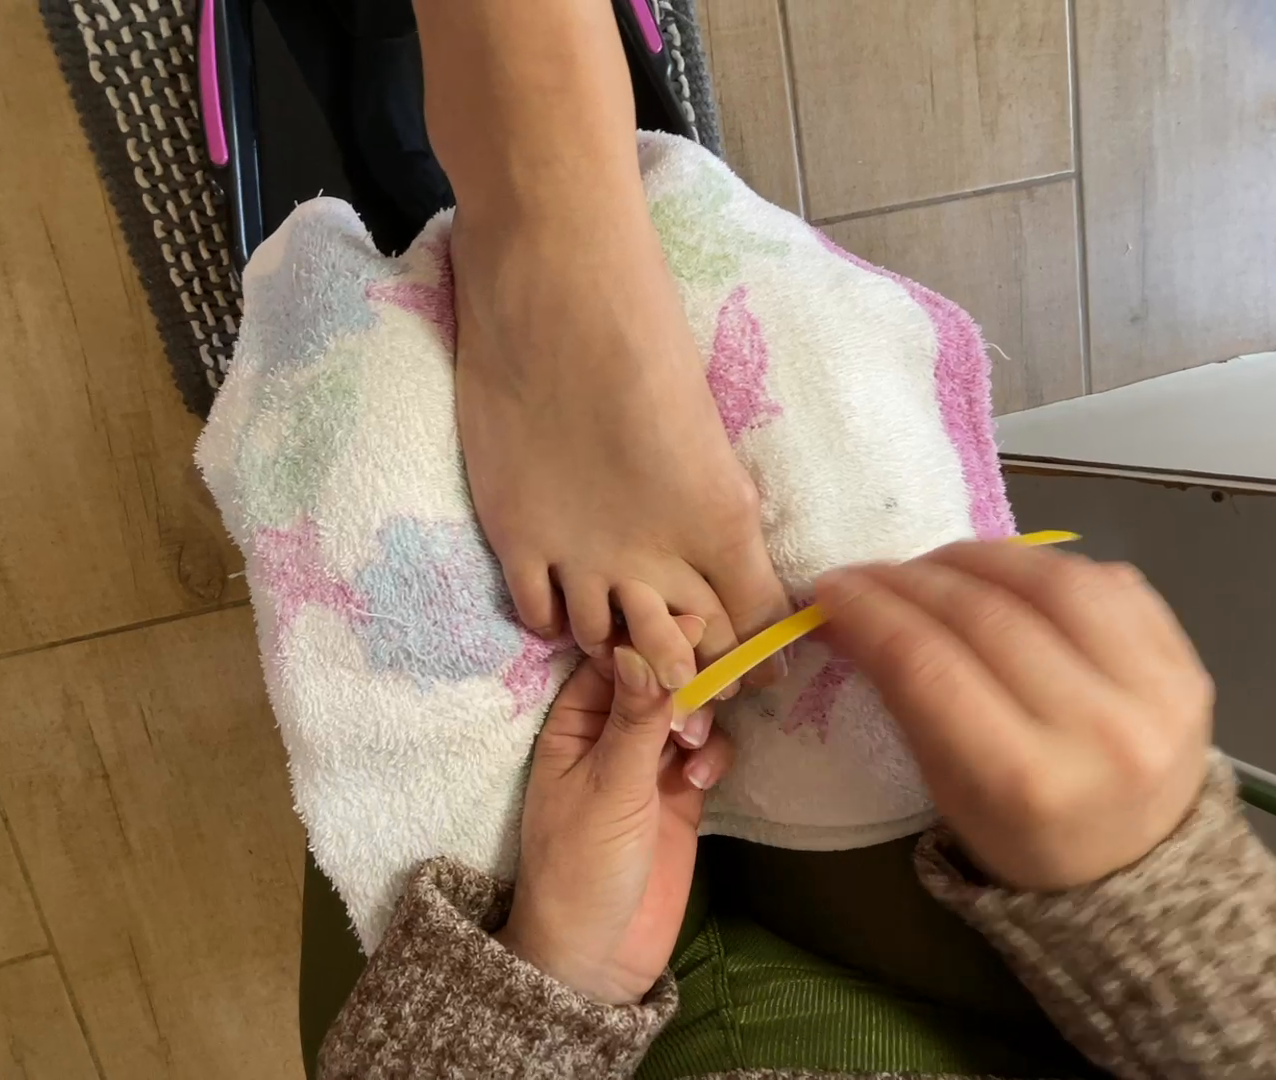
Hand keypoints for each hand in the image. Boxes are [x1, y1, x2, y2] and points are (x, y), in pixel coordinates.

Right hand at [453, 203, 790, 689]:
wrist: (554, 288)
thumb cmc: (644, 331)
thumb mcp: (702, 425)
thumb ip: (710, 504)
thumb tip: (707, 547)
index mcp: (719, 520)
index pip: (756, 625)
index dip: (759, 658)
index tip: (755, 669)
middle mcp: (654, 555)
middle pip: (684, 655)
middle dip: (690, 669)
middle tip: (679, 654)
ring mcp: (579, 554)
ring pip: (607, 647)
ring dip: (618, 646)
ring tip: (616, 621)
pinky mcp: (517, 540)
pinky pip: (541, 619)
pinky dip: (555, 620)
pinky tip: (560, 594)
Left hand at [499, 633, 735, 1003]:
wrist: (598, 956)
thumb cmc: (583, 864)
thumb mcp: (609, 787)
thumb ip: (635, 719)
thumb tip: (644, 647)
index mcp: (574, 721)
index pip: (613, 660)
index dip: (649, 639)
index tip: (690, 625)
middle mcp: (611, 732)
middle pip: (657, 679)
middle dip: (684, 679)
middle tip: (705, 690)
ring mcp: (648, 762)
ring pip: (686, 711)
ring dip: (699, 717)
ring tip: (691, 746)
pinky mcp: (679, 793)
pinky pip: (704, 751)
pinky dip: (710, 754)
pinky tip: (702, 778)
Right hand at [815, 542, 1212, 890]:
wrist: (1135, 868)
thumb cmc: (1013, 830)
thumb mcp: (937, 776)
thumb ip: (895, 687)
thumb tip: (841, 611)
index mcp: (1022, 778)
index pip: (926, 664)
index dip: (868, 611)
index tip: (830, 589)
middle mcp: (1099, 731)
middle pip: (982, 615)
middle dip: (906, 579)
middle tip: (865, 572)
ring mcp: (1158, 693)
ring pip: (1051, 580)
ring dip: (974, 556)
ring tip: (933, 563)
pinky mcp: (1190, 665)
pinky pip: (1109, 581)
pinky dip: (1042, 564)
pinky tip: (1004, 574)